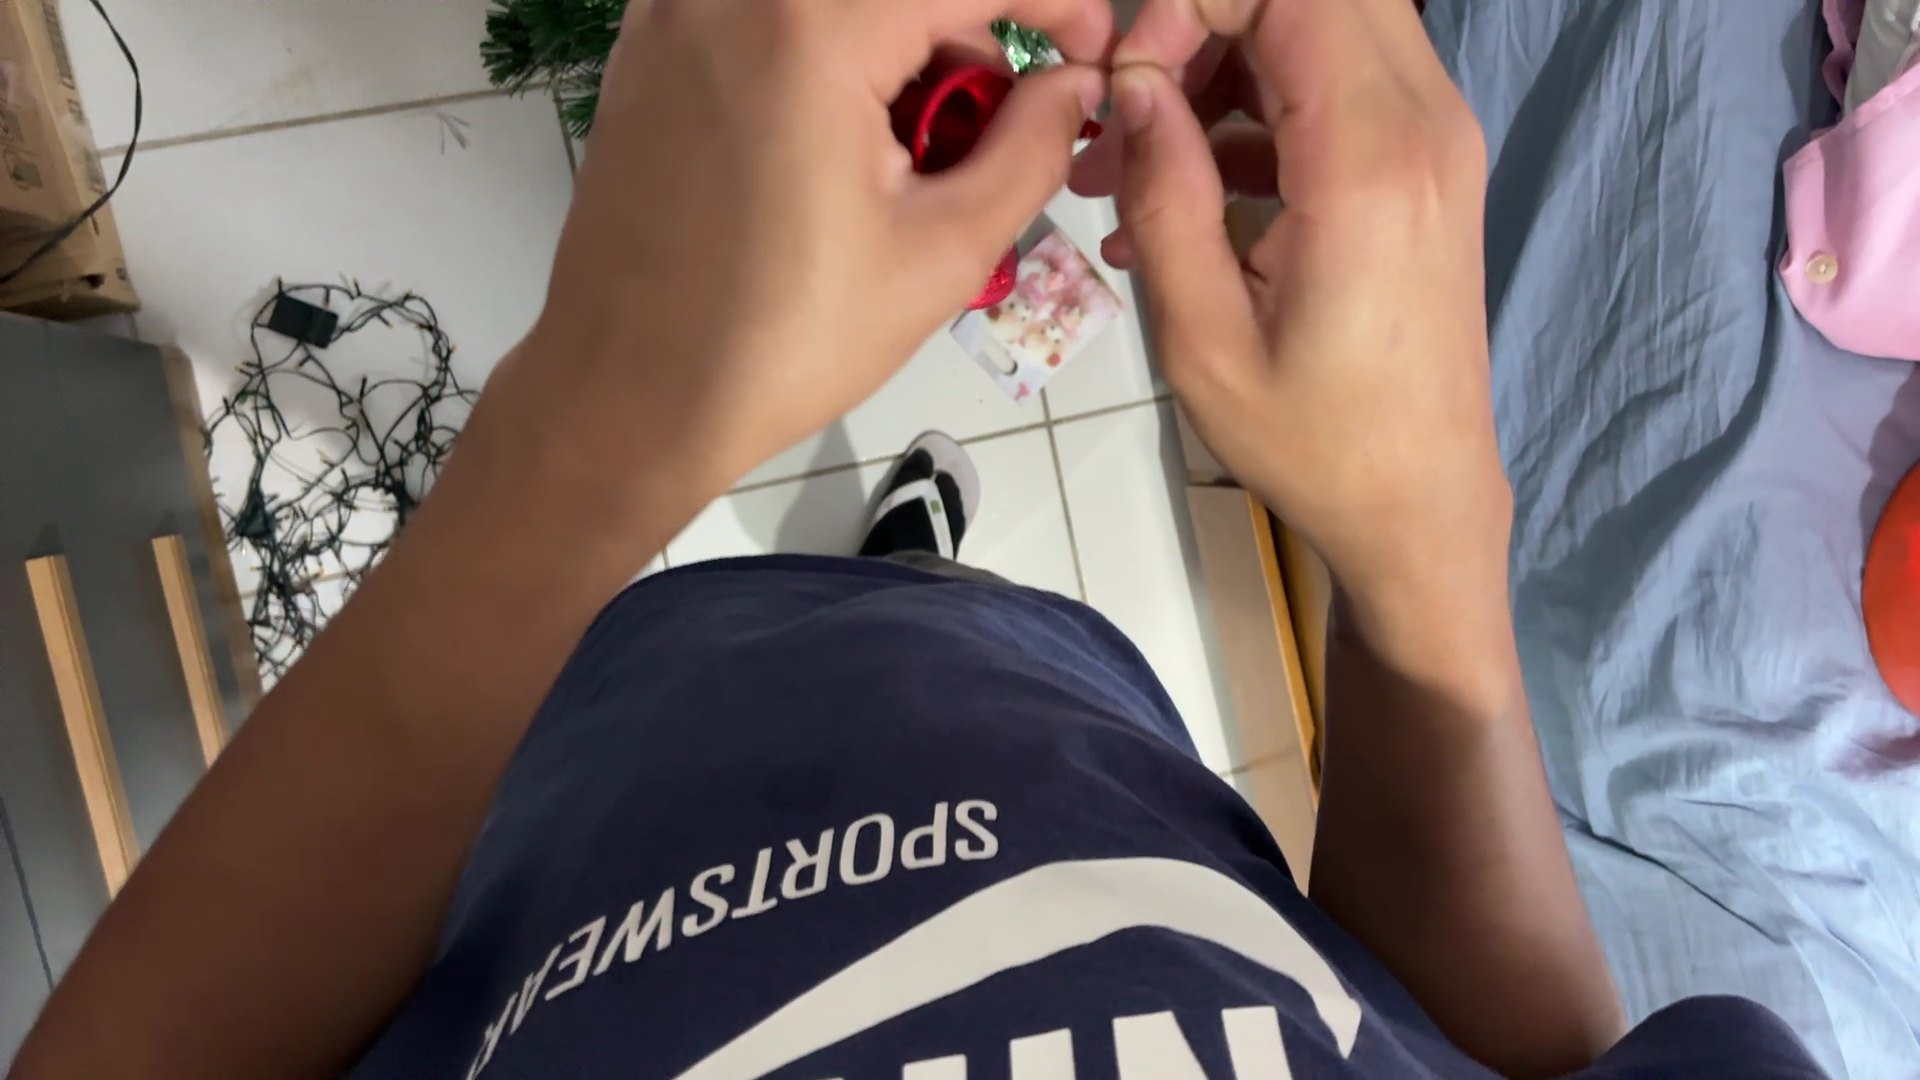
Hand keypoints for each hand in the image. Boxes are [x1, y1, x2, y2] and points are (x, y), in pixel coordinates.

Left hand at [477, 0, 1112, 510]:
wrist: (639, 396)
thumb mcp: (941, 257)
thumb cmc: (795, 342)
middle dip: (966, 41)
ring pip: (827, 8)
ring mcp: (671, 15)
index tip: (1091, 52)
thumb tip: (1071, 87)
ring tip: (906, 161)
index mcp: (809, 28)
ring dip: (896, 58)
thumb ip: (1029, 153)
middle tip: (987, 134)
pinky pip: (762, 23)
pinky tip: (833, 150)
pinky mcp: (643, 58)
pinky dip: (825, 62)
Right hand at [1074, 0, 1507, 622]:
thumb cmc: (1305, 438)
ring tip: (1129, 170)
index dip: (1191, 6)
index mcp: (1369, 161)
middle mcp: (1425, 124)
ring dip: (1220, 79)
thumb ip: (1164, 200)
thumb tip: (1135, 90)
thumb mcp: (1203, 337)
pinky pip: (1335, 101)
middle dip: (1202, 31)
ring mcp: (1435, 147)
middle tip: (1126, 119)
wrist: (1413, 502)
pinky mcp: (1422, 179)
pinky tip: (1183, 204)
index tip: (1124, 89)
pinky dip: (1254, 125)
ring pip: (1324, 37)